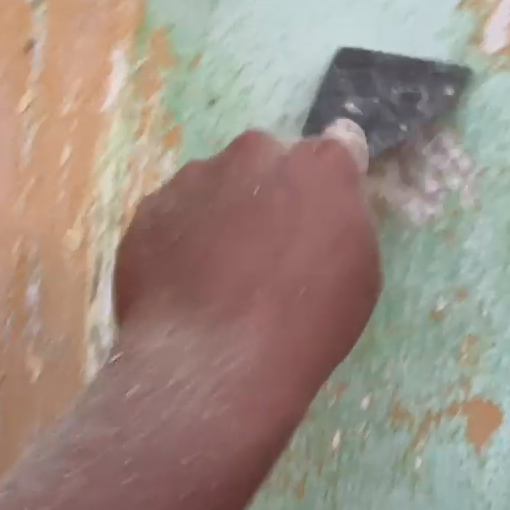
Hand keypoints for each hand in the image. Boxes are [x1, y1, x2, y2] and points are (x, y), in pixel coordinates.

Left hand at [113, 127, 380, 423]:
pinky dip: (179, 240)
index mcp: (317, 164)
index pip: (335, 148)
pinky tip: (185, 285)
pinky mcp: (149, 209)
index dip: (327, 182)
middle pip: (266, 163)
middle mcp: (253, 153)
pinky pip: (173, 216)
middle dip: (268, 194)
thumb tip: (324, 204)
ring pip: (214, 187)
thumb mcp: (359, 274)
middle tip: (266, 251)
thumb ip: (343, 220)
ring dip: (220, 216)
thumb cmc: (306, 323)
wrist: (214, 360)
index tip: (320, 209)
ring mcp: (193, 178)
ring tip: (218, 276)